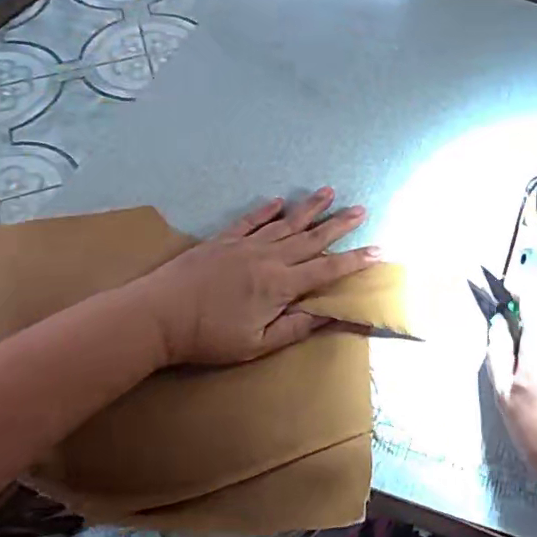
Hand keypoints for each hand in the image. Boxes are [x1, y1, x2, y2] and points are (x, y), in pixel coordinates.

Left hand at [133, 187, 379, 365]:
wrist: (158, 315)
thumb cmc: (209, 337)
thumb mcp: (257, 344)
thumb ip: (296, 328)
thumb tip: (331, 315)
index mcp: (280, 285)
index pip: (327, 270)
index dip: (355, 261)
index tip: (379, 250)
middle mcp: (268, 258)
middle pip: (311, 238)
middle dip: (339, 225)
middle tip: (362, 209)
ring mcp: (244, 245)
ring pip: (285, 223)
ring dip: (309, 208)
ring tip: (329, 192)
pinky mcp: (221, 240)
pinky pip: (250, 220)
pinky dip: (266, 210)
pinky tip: (279, 201)